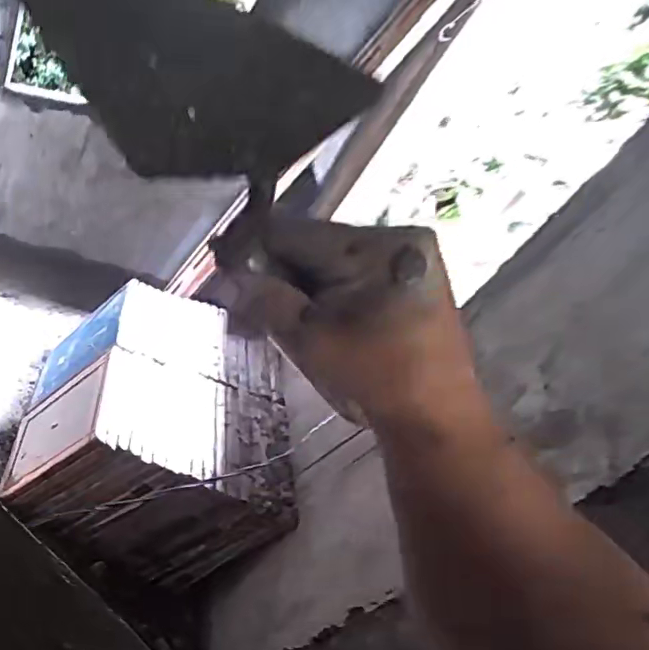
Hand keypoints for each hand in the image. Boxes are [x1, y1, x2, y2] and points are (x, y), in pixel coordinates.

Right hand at [224, 217, 477, 429]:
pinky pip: (345, 278)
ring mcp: (404, 261)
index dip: (247, 250)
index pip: (291, 233)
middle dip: (268, 274)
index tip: (215, 270)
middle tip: (235, 305)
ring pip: (324, 264)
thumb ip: (263, 300)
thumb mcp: (307, 338)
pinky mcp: (404, 283)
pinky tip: (297, 320)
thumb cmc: (372, 376)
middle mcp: (394, 238)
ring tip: (259, 319)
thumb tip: (221, 278)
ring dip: (289, 288)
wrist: (434, 417)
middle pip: (308, 246)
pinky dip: (315, 296)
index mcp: (374, 244)